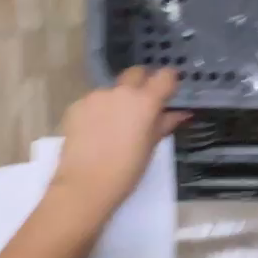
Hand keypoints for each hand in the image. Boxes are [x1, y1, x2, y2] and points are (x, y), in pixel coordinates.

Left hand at [47, 68, 188, 226]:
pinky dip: (98, 110)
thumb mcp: (151, 147)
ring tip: (114, 125)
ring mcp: (96, 96)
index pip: (164, 76)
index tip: (168, 92)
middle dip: (142, 82)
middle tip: (142, 104)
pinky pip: (93, 101)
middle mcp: (121, 92)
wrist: (85, 185)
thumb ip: (165, 124)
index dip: (169, 81)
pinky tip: (95, 131)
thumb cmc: (126, 170)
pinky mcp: (76, 105)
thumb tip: (181, 113)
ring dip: (117, 99)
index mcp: (145, 101)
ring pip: (112, 89)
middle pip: (136, 73)